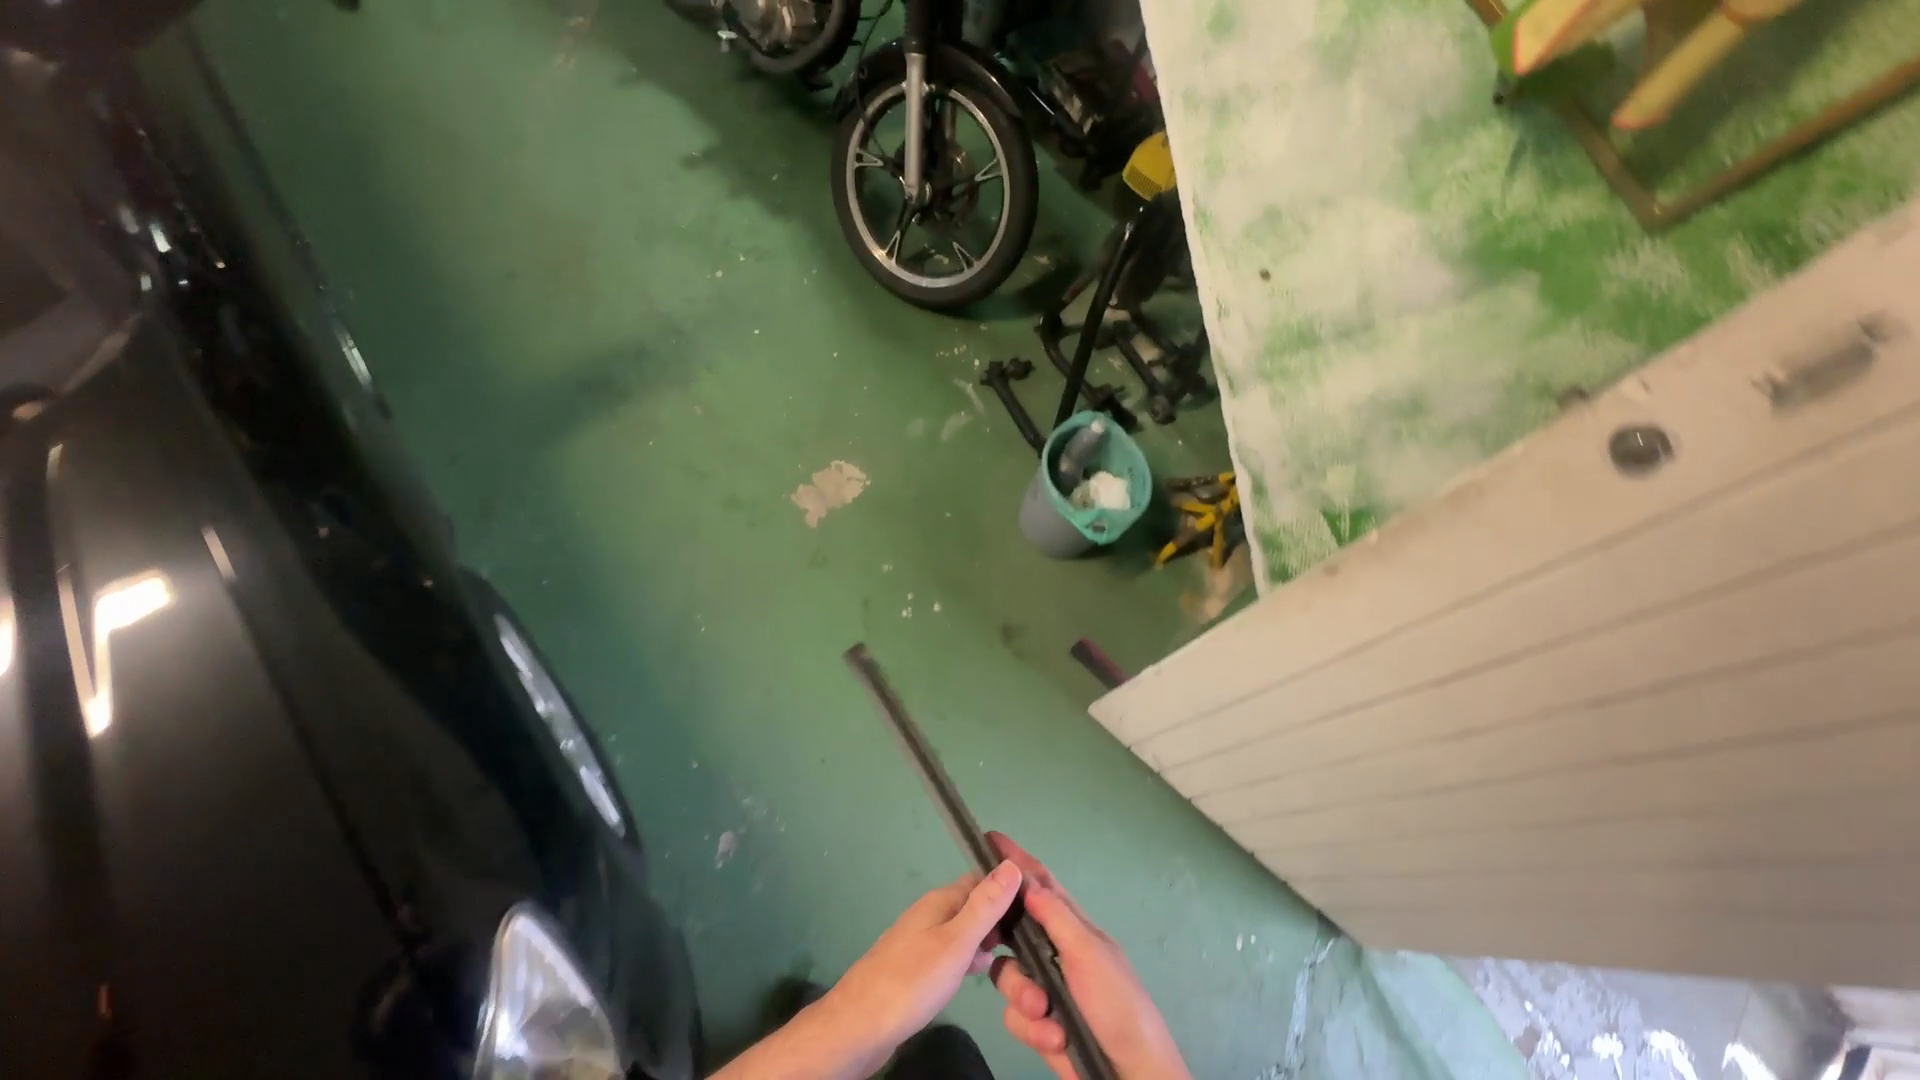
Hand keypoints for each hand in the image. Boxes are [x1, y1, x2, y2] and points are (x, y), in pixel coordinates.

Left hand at [808, 860, 1024, 1075]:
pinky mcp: (919, 966)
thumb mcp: (956, 942)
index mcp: (941, 900)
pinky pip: (954, 952)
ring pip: (966, 931)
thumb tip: (1012, 864)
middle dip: (1003, 918)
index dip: (1011, 888)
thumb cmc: (911, 981)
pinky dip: (972, 958)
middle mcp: (932, 913)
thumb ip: (984, 906)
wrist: (860, 1024)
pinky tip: (984, 974)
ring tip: (1020, 960)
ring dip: (989, 941)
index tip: (1042, 905)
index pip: (984, 880)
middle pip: (976, 905)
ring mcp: (923, 940)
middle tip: (1036, 940)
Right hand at [986, 833, 1191, 1079]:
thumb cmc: (1117, 1004)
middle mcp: (1056, 952)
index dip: (1018, 861)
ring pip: (1007, 977)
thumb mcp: (1088, 954)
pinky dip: (1033, 1030)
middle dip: (1004, 947)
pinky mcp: (1041, 1024)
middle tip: (991, 946)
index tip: (989, 837)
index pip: (1041, 885)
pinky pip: (1015, 1016)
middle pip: (1011, 933)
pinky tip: (1056, 1039)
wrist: (1129, 1073)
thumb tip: (1027, 880)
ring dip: (1024, 998)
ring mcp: (1047, 988)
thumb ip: (1055, 917)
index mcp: (1073, 928)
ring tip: (1046, 1014)